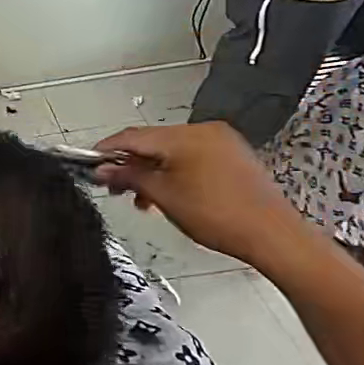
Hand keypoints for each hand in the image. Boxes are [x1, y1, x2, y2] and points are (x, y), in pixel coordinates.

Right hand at [93, 123, 310, 264]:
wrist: (271, 234)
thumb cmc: (221, 216)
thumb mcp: (165, 197)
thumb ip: (131, 177)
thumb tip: (105, 168)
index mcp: (185, 135)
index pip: (134, 135)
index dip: (109, 149)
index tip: (92, 162)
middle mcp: (204, 130)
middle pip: (154, 141)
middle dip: (132, 163)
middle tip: (115, 187)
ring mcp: (221, 141)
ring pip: (174, 150)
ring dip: (153, 170)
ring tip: (144, 199)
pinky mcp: (232, 156)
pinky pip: (193, 156)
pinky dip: (176, 171)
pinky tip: (170, 194)